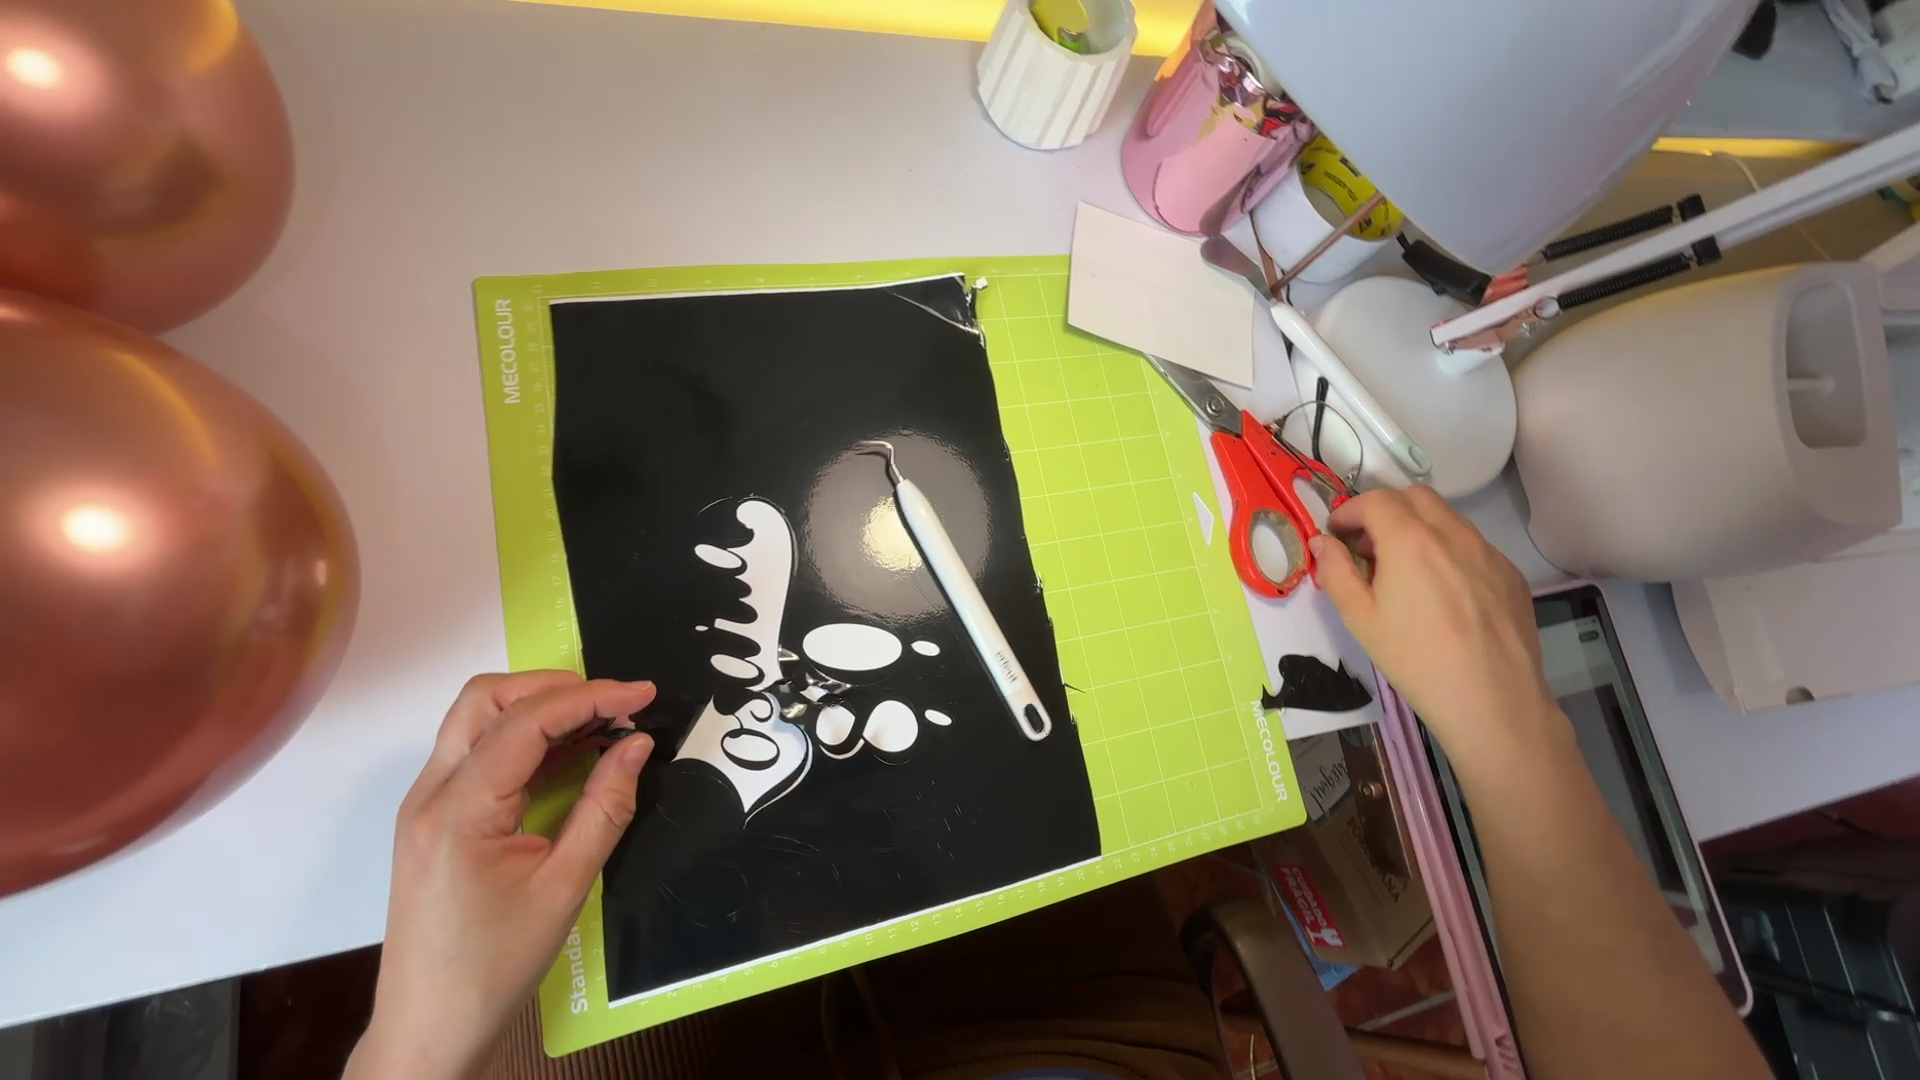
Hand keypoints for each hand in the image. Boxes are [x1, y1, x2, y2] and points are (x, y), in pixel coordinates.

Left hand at [345, 672, 657, 1079]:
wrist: (428, 1027)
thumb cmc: (497, 963)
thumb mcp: (566, 886)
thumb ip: (605, 806)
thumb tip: (638, 743)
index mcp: (459, 812)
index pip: (526, 723)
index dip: (591, 697)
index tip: (645, 693)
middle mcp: (431, 793)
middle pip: (486, 699)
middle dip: (556, 687)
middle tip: (615, 704)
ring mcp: (428, 802)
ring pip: (478, 717)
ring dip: (540, 706)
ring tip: (601, 722)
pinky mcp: (437, 815)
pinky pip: (481, 750)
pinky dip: (529, 736)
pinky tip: (573, 751)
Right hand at [1310, 487, 1556, 753]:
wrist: (1490, 698)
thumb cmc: (1413, 658)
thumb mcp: (1358, 617)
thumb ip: (1335, 571)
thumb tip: (1323, 543)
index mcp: (1410, 541)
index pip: (1376, 500)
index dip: (1350, 511)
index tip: (1337, 534)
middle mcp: (1452, 534)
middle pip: (1415, 496)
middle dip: (1385, 510)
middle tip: (1368, 546)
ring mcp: (1487, 552)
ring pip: (1447, 517)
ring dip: (1417, 527)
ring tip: (1403, 569)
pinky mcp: (1509, 573)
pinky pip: (1471, 544)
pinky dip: (1446, 550)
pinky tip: (1441, 591)